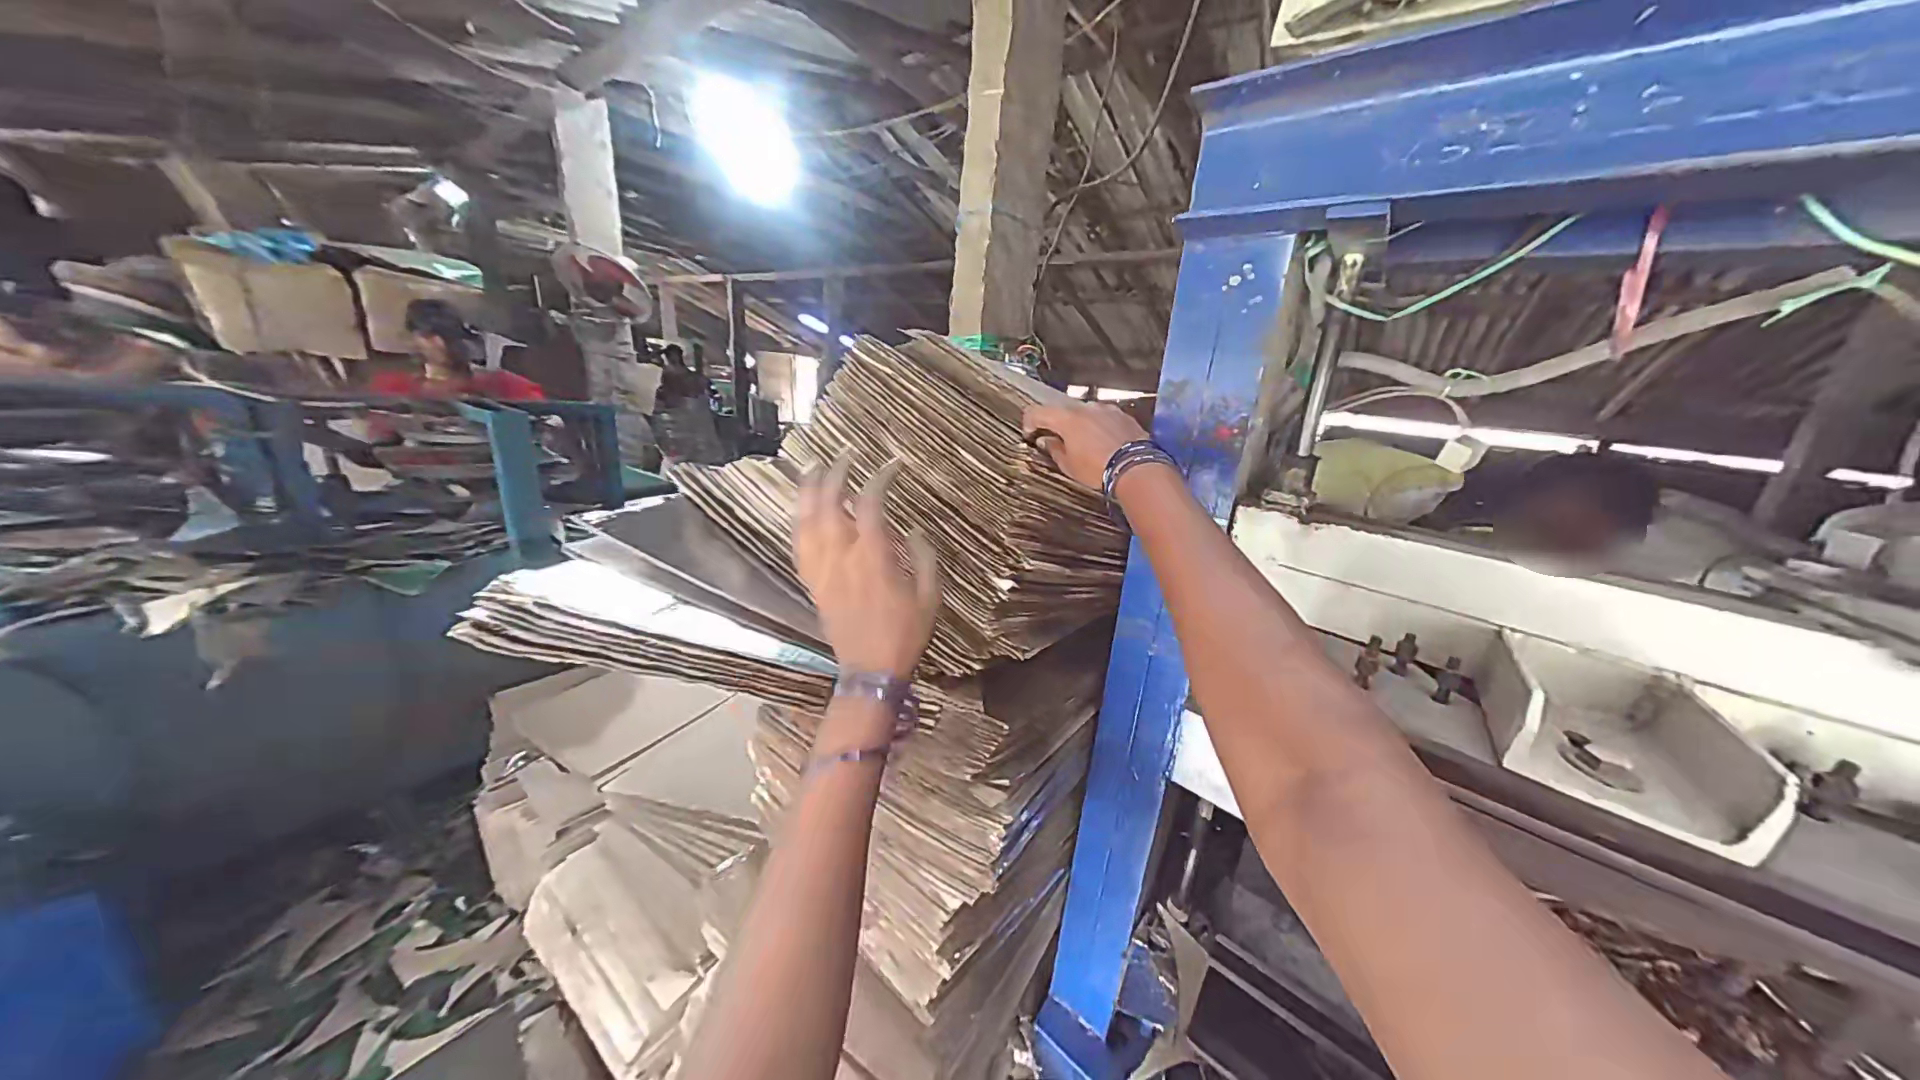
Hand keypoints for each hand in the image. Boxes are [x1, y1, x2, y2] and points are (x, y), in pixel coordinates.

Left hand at [794, 457, 939, 680]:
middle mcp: (841, 557)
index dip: (879, 478)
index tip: (890, 466)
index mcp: (873, 557)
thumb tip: (910, 529)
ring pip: (806, 521)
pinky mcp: (812, 583)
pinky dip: (799, 523)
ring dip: (808, 491)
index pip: (870, 504)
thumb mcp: (929, 595)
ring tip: (813, 469)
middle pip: (829, 504)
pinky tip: (802, 511)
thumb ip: (922, 557)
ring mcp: (822, 570)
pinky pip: (798, 546)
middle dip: (835, 473)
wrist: (870, 669)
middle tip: (845, 455)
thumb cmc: (905, 633)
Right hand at [1021, 400, 1149, 490]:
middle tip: (1057, 441)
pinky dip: (1098, 426)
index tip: (1030, 435)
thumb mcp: (1069, 465)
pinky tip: (1103, 442)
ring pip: (1085, 412)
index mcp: (1066, 418)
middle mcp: (1085, 407)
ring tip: (1084, 444)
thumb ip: (1054, 449)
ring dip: (1080, 424)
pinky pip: (1103, 417)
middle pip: (1063, 410)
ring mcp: (1106, 409)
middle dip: (1057, 424)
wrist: (1136, 467)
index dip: (1029, 422)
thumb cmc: (1097, 469)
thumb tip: (1047, 441)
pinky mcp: (1123, 415)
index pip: (1037, 412)